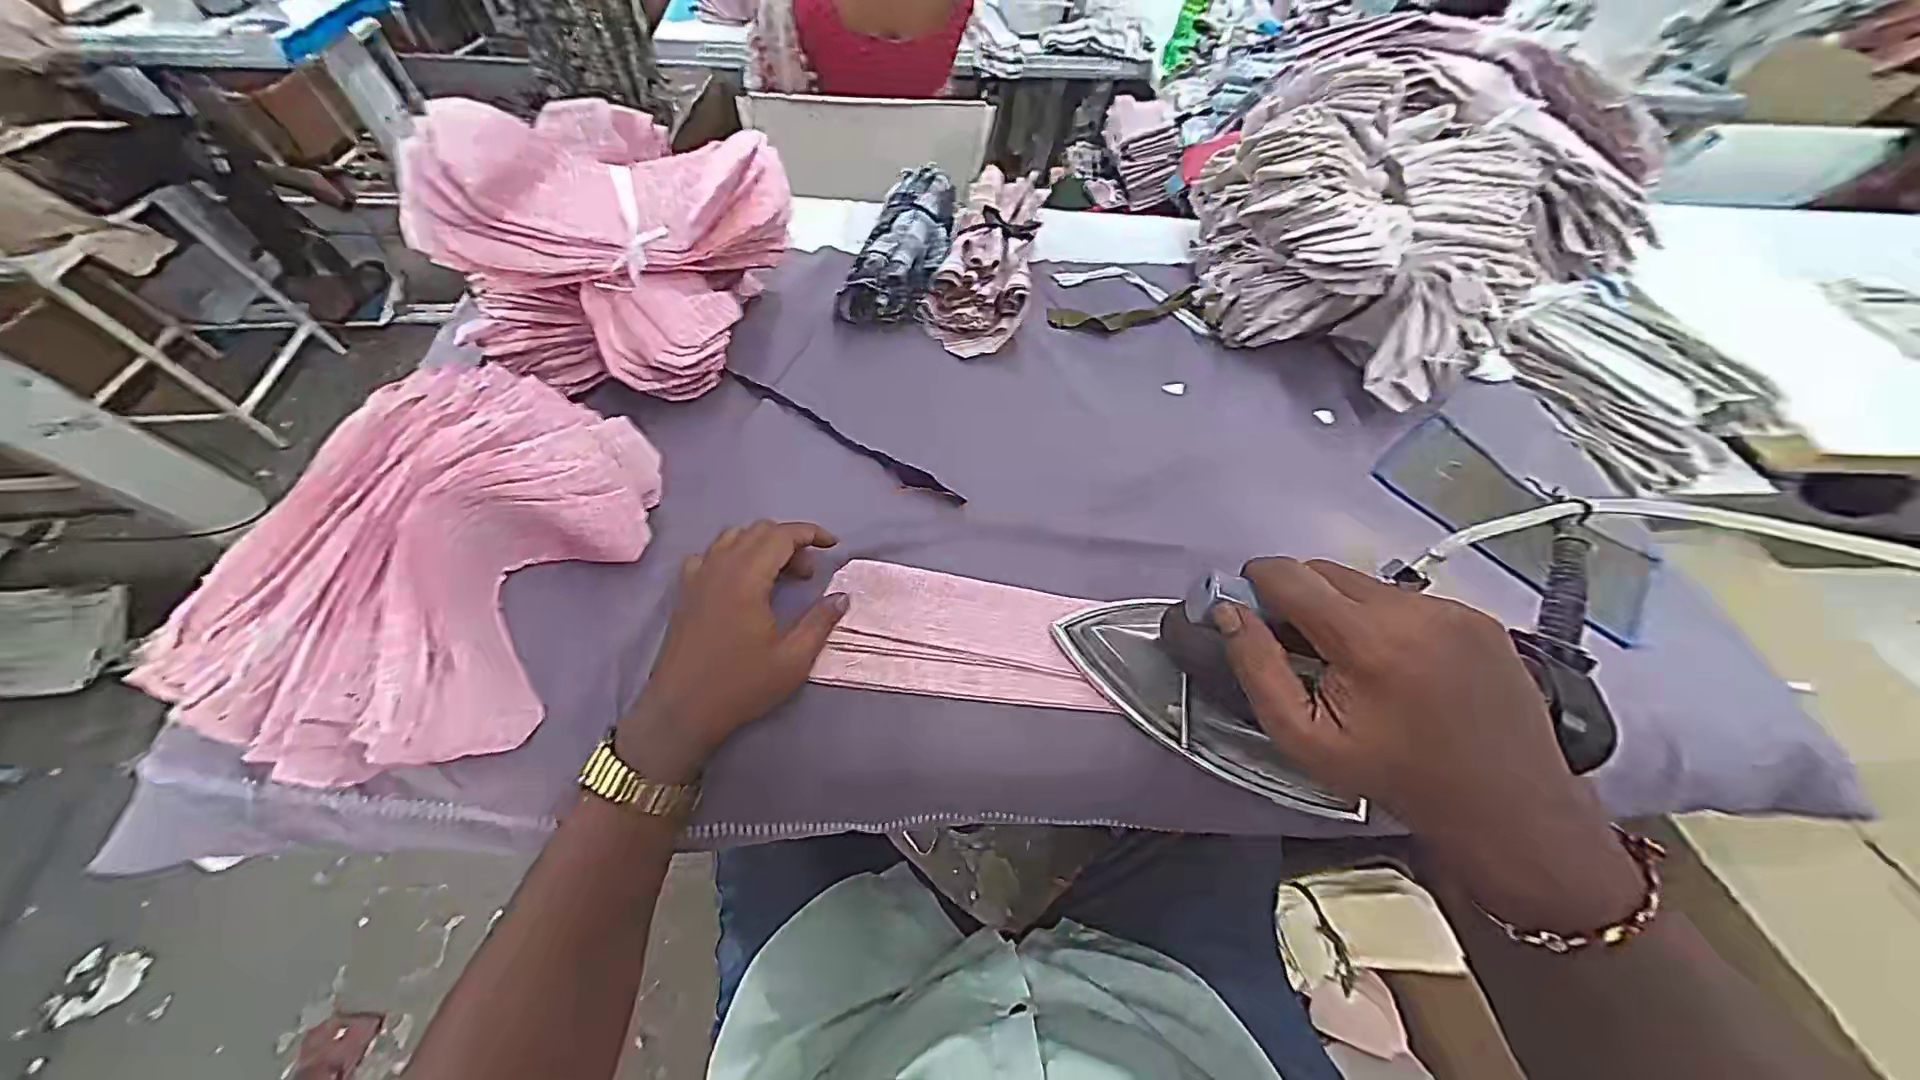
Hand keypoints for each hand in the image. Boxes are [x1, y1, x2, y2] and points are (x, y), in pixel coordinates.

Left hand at [616, 521, 848, 783]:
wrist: (681, 710)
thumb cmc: (740, 685)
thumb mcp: (793, 659)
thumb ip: (820, 622)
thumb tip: (841, 597)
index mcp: (746, 579)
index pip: (780, 535)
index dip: (810, 533)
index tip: (832, 546)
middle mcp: (719, 568)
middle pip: (758, 531)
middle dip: (790, 541)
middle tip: (809, 573)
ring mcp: (697, 578)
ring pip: (733, 538)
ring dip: (762, 545)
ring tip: (780, 575)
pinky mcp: (685, 593)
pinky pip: (710, 555)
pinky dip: (733, 555)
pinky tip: (742, 581)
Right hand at [1216, 557, 1642, 929]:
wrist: (1509, 809)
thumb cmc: (1395, 778)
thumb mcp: (1303, 738)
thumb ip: (1257, 668)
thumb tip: (1229, 612)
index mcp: (1370, 640)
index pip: (1289, 574)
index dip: (1255, 585)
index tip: (1248, 611)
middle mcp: (1416, 610)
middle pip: (1323, 571)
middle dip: (1296, 598)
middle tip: (1297, 646)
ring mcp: (1454, 610)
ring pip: (1362, 582)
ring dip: (1338, 607)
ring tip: (1348, 661)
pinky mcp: (1479, 617)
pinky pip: (1403, 598)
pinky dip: (1380, 618)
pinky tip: (1391, 663)